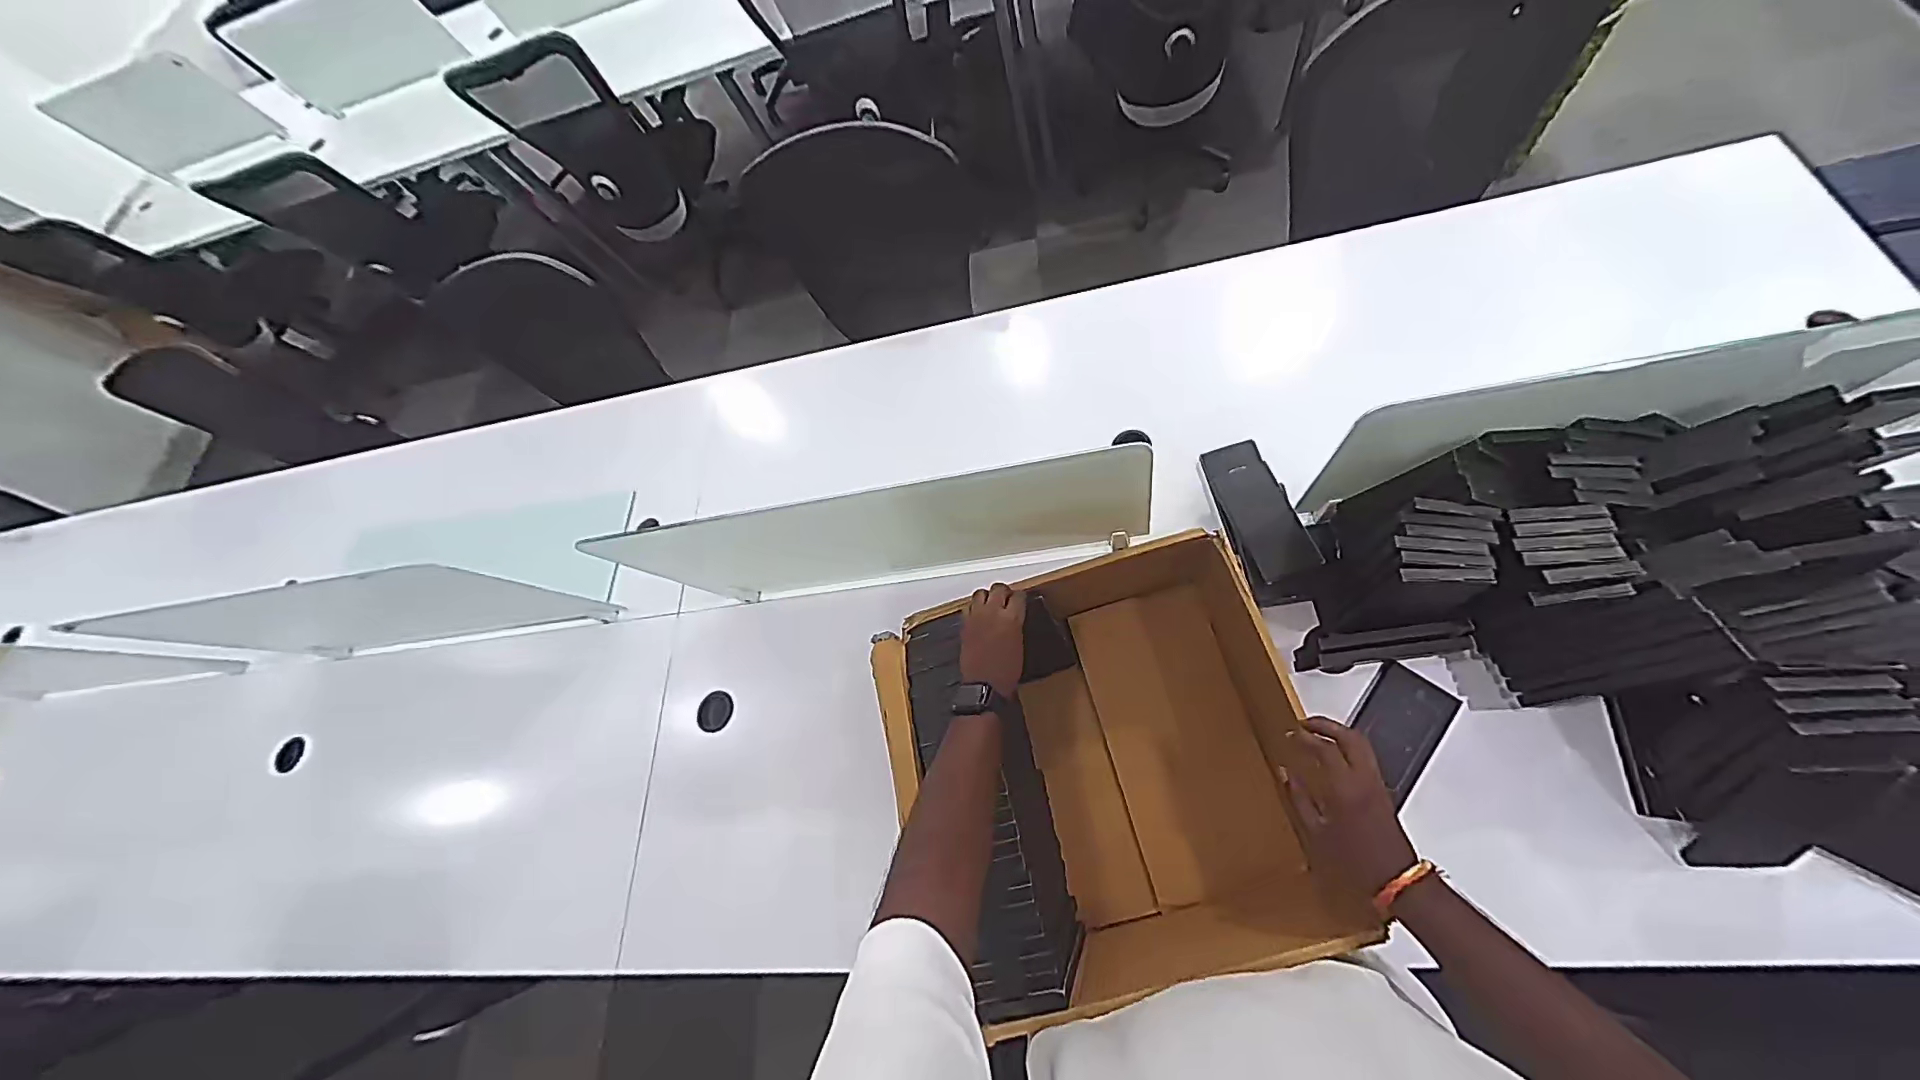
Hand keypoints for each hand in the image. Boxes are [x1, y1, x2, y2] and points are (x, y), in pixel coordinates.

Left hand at [959, 584, 1026, 698]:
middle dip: (1003, 592)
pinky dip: (974, 607)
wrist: (985, 684)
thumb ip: (1015, 624)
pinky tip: (978, 614)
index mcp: (1012, 619)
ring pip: (981, 593)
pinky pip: (968, 606)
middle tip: (1006, 598)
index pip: (1018, 596)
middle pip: (998, 588)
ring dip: (987, 596)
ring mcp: (977, 617)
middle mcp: (993, 613)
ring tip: (991, 604)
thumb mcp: (1020, 643)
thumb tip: (1013, 615)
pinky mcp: (965, 624)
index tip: (1019, 599)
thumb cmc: (1007, 670)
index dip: (1019, 597)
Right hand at [1280, 716, 1418, 899]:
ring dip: (1339, 733)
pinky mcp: (1383, 791)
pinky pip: (1365, 757)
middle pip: (1349, 737)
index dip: (1305, 737)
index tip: (1291, 733)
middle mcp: (1364, 780)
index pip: (1324, 748)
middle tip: (1306, 724)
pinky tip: (1334, 756)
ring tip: (1318, 735)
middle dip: (1326, 725)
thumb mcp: (1315, 831)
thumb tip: (1288, 775)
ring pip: (1361, 744)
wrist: (1395, 880)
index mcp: (1344, 788)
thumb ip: (1300, 798)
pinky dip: (1348, 748)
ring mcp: (1377, 784)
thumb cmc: (1355, 861)